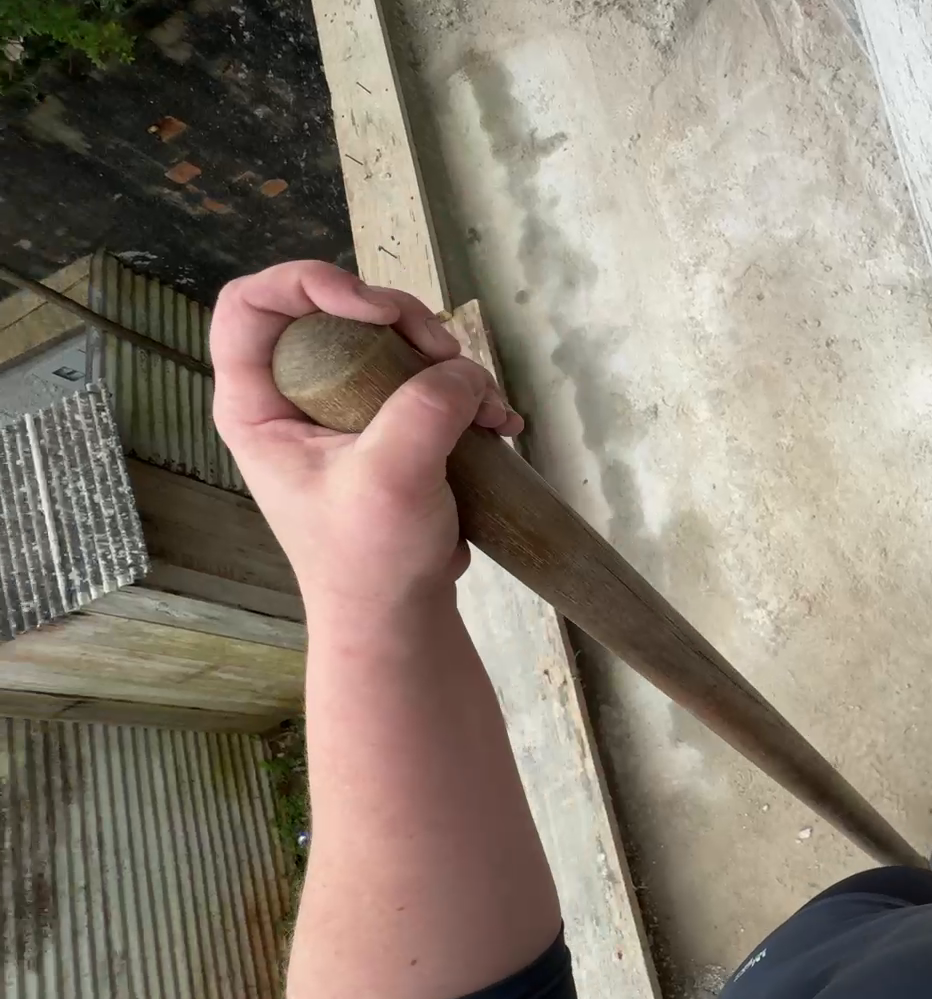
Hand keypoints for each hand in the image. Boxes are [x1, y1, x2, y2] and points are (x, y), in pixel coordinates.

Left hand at [209, 261, 522, 616]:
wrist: (402, 607)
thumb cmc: (371, 552)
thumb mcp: (391, 477)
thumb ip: (425, 411)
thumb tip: (466, 371)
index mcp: (261, 402)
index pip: (257, 306)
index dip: (312, 285)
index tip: (380, 312)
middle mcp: (304, 399)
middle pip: (344, 318)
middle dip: (405, 325)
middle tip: (448, 356)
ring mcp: (358, 415)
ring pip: (401, 351)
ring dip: (454, 367)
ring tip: (490, 410)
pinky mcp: (404, 433)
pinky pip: (438, 389)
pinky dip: (475, 397)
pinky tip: (501, 425)